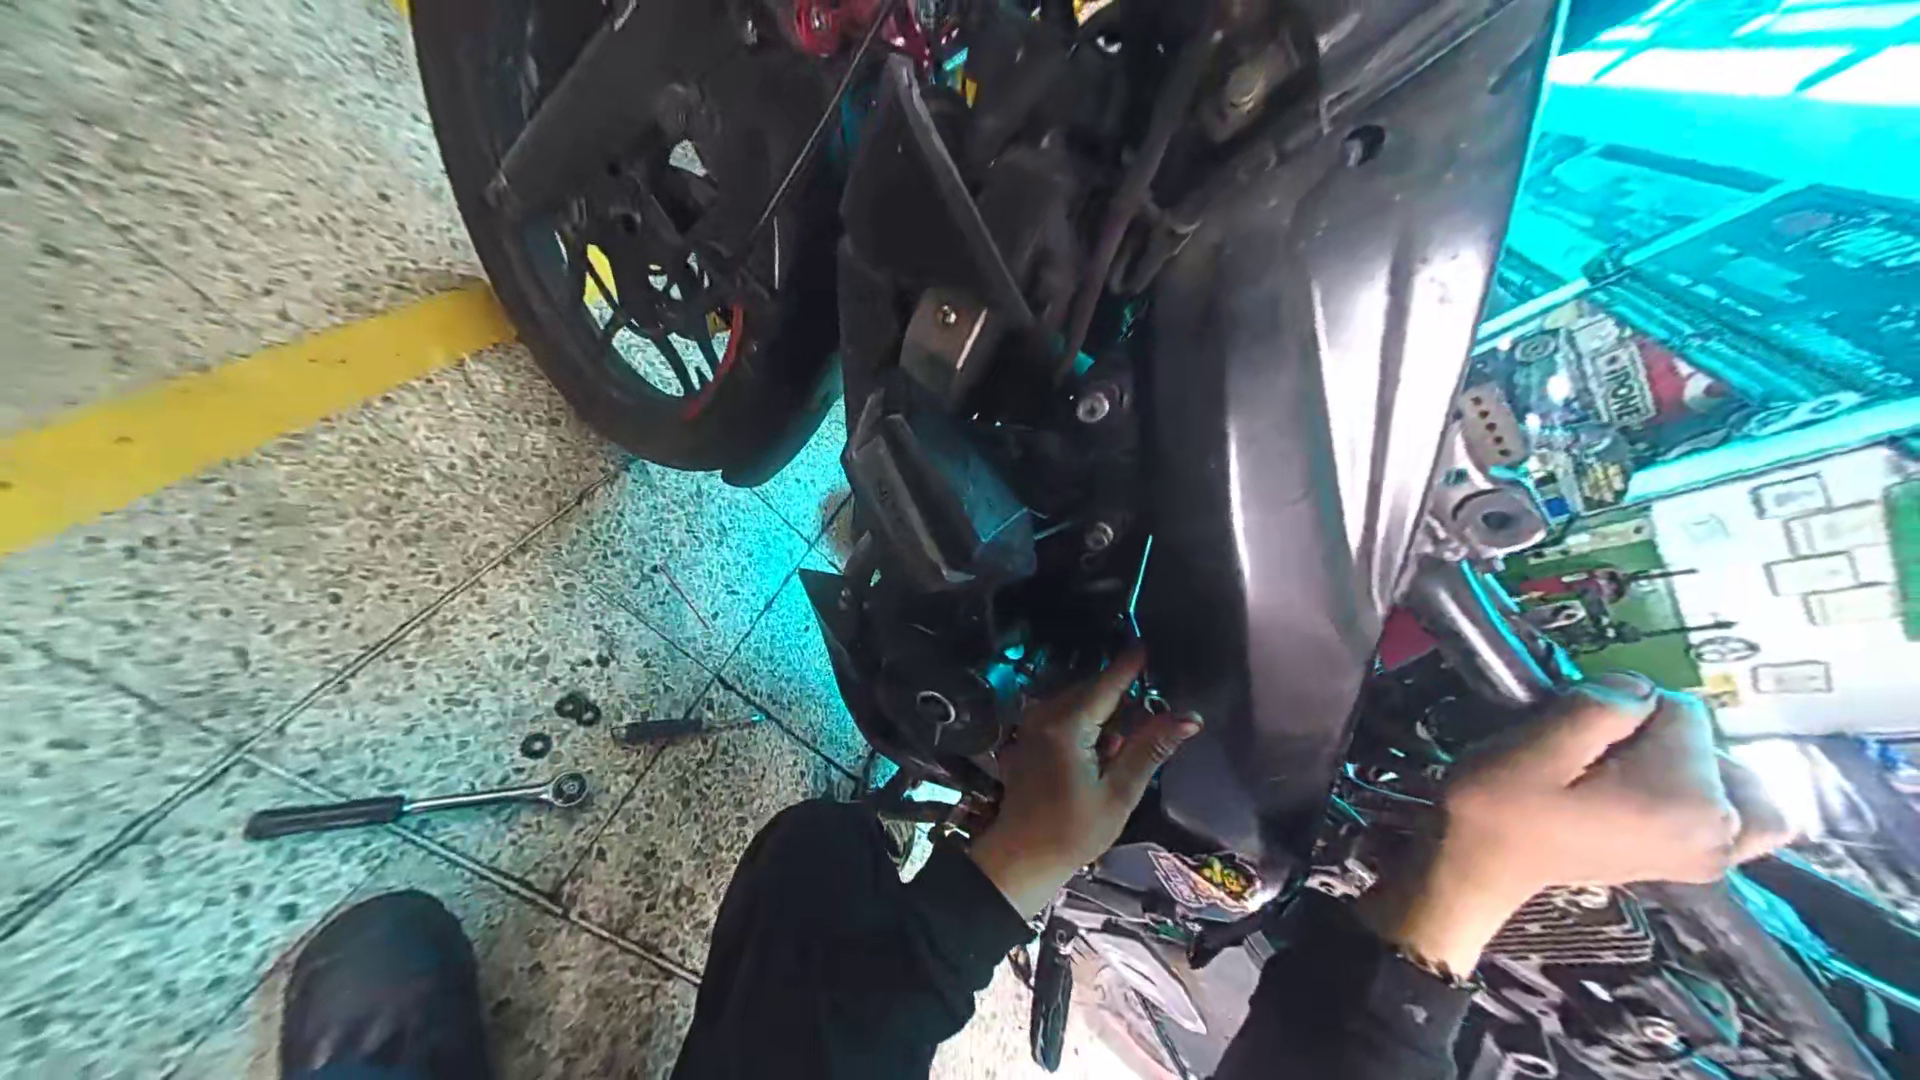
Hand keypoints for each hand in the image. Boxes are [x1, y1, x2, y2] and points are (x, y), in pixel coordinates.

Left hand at [968, 649, 1203, 917]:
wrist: (1023, 854)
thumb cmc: (1075, 830)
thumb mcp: (1120, 792)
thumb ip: (1150, 748)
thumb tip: (1188, 717)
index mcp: (1065, 726)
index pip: (1105, 685)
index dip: (1129, 666)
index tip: (1147, 645)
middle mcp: (1043, 714)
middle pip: (1090, 690)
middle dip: (1120, 694)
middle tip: (1152, 708)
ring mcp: (1031, 723)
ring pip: (1076, 700)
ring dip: (1103, 711)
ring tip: (1126, 740)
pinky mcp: (1027, 734)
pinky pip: (1062, 713)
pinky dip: (1085, 720)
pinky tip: (1101, 748)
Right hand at [1363, 674, 1792, 973]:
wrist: (1482, 860)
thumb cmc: (1499, 804)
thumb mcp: (1532, 747)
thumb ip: (1596, 710)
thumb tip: (1637, 688)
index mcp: (1685, 797)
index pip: (1681, 710)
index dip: (1623, 702)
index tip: (1574, 722)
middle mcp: (1721, 829)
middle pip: (1707, 742)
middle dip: (1652, 733)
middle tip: (1590, 749)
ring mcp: (1715, 854)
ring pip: (1736, 779)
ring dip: (1687, 761)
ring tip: (1628, 764)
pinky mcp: (1697, 863)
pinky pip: (1743, 819)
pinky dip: (1713, 796)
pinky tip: (1660, 791)